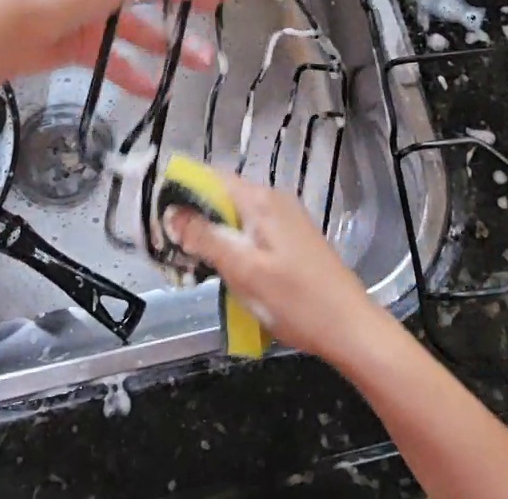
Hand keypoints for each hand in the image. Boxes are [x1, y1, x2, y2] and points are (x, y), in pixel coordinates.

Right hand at [164, 171, 394, 364]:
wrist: (351, 329)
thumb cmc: (297, 302)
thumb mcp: (244, 271)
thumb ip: (206, 238)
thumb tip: (172, 213)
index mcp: (261, 200)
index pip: (209, 178)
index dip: (179, 193)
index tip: (156, 217)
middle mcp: (273, 200)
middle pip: (220, 196)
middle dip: (192, 218)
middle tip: (169, 249)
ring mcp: (284, 220)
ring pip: (234, 216)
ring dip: (210, 235)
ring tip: (189, 263)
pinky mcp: (290, 240)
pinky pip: (249, 231)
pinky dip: (230, 245)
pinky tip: (222, 271)